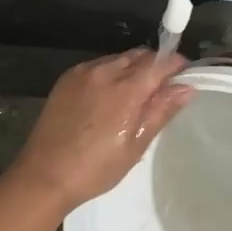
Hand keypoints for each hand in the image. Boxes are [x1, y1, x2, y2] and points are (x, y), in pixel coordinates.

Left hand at [8, 49, 193, 212]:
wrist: (44, 174)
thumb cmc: (95, 169)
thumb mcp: (135, 145)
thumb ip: (161, 111)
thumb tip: (187, 87)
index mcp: (125, 89)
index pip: (159, 62)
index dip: (176, 64)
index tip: (186, 75)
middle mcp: (104, 71)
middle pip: (139, 55)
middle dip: (156, 65)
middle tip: (163, 89)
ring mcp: (83, 72)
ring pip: (118, 58)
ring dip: (133, 68)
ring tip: (135, 96)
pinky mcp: (67, 77)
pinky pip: (98, 65)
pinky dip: (111, 73)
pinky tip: (109, 97)